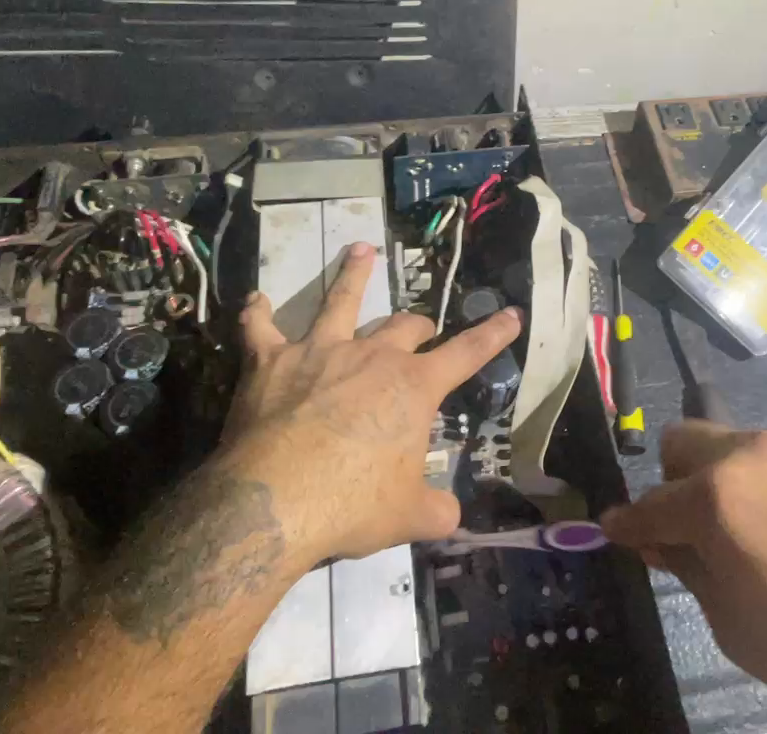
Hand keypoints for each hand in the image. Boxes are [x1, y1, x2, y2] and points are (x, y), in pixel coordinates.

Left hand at [222, 242, 521, 564]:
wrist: (275, 500)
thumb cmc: (352, 505)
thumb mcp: (409, 517)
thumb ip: (437, 511)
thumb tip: (452, 516)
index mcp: (413, 387)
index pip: (466, 353)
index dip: (492, 334)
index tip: (511, 313)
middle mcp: (371, 356)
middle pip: (403, 326)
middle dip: (418, 326)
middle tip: (420, 330)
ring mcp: (320, 351)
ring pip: (340, 301)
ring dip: (353, 275)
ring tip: (360, 249)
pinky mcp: (272, 361)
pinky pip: (260, 328)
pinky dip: (257, 313)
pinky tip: (255, 300)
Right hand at [600, 421, 766, 733]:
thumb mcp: (732, 624)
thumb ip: (691, 570)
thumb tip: (667, 543)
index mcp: (715, 494)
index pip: (649, 505)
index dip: (626, 526)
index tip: (614, 534)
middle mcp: (749, 454)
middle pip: (682, 442)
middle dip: (670, 483)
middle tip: (687, 535)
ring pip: (730, 445)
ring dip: (717, 480)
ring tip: (744, 537)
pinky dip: (759, 486)